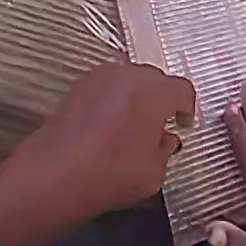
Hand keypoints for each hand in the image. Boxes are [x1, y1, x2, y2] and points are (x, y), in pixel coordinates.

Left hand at [0, 62, 194, 225]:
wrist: (58, 171)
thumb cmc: (112, 172)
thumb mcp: (154, 172)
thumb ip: (165, 148)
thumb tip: (165, 138)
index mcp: (154, 91)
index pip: (183, 89)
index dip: (187, 107)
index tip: (183, 123)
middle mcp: (129, 74)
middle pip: (156, 79)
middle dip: (162, 99)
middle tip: (160, 125)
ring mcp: (102, 74)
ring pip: (131, 78)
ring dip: (137, 96)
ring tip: (133, 124)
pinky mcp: (81, 82)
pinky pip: (109, 83)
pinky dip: (115, 97)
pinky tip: (109, 122)